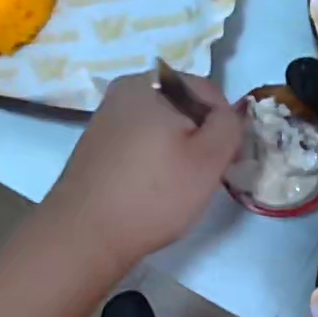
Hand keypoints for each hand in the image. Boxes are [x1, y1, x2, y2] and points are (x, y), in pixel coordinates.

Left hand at [41, 68, 241, 269]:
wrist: (87, 231)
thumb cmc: (156, 193)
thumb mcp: (209, 159)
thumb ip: (230, 126)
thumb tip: (229, 116)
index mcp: (154, 85)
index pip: (211, 93)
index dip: (228, 126)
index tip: (227, 160)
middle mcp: (127, 89)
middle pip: (187, 105)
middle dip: (204, 135)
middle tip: (208, 173)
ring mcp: (109, 114)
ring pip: (166, 123)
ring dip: (183, 146)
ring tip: (183, 181)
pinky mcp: (100, 140)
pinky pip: (144, 137)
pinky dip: (159, 155)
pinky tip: (157, 183)